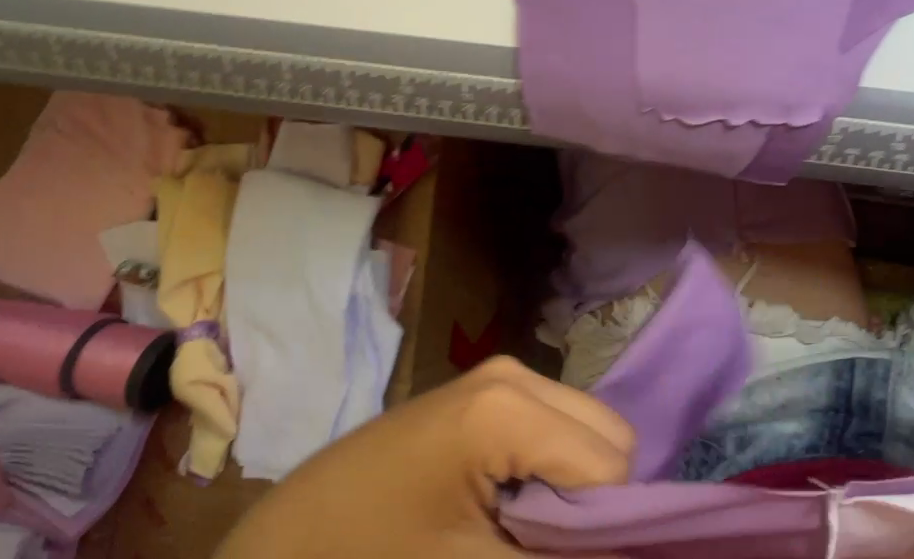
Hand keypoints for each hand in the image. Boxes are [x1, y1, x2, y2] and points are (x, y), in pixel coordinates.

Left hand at [216, 357, 634, 558]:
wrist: (288, 538)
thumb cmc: (374, 555)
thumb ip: (558, 557)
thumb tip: (625, 549)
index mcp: (508, 408)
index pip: (610, 465)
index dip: (603, 524)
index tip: (552, 552)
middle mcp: (516, 372)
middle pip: (610, 434)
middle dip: (595, 496)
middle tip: (538, 539)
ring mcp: (503, 373)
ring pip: (589, 427)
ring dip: (575, 481)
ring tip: (521, 522)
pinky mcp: (491, 386)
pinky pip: (559, 423)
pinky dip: (554, 464)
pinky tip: (510, 497)